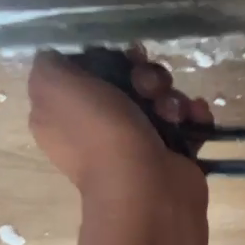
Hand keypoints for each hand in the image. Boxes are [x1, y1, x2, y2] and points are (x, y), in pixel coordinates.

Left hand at [28, 47, 212, 204]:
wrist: (148, 189)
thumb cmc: (100, 134)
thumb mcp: (54, 85)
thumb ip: (50, 63)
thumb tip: (65, 60)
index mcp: (65, 112)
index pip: (85, 71)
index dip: (104, 57)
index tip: (119, 55)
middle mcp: (100, 127)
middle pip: (127, 82)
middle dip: (144, 76)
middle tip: (148, 86)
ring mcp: (139, 143)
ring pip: (159, 100)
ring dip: (171, 96)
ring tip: (174, 111)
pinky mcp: (173, 155)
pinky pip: (186, 123)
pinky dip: (194, 116)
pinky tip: (195, 116)